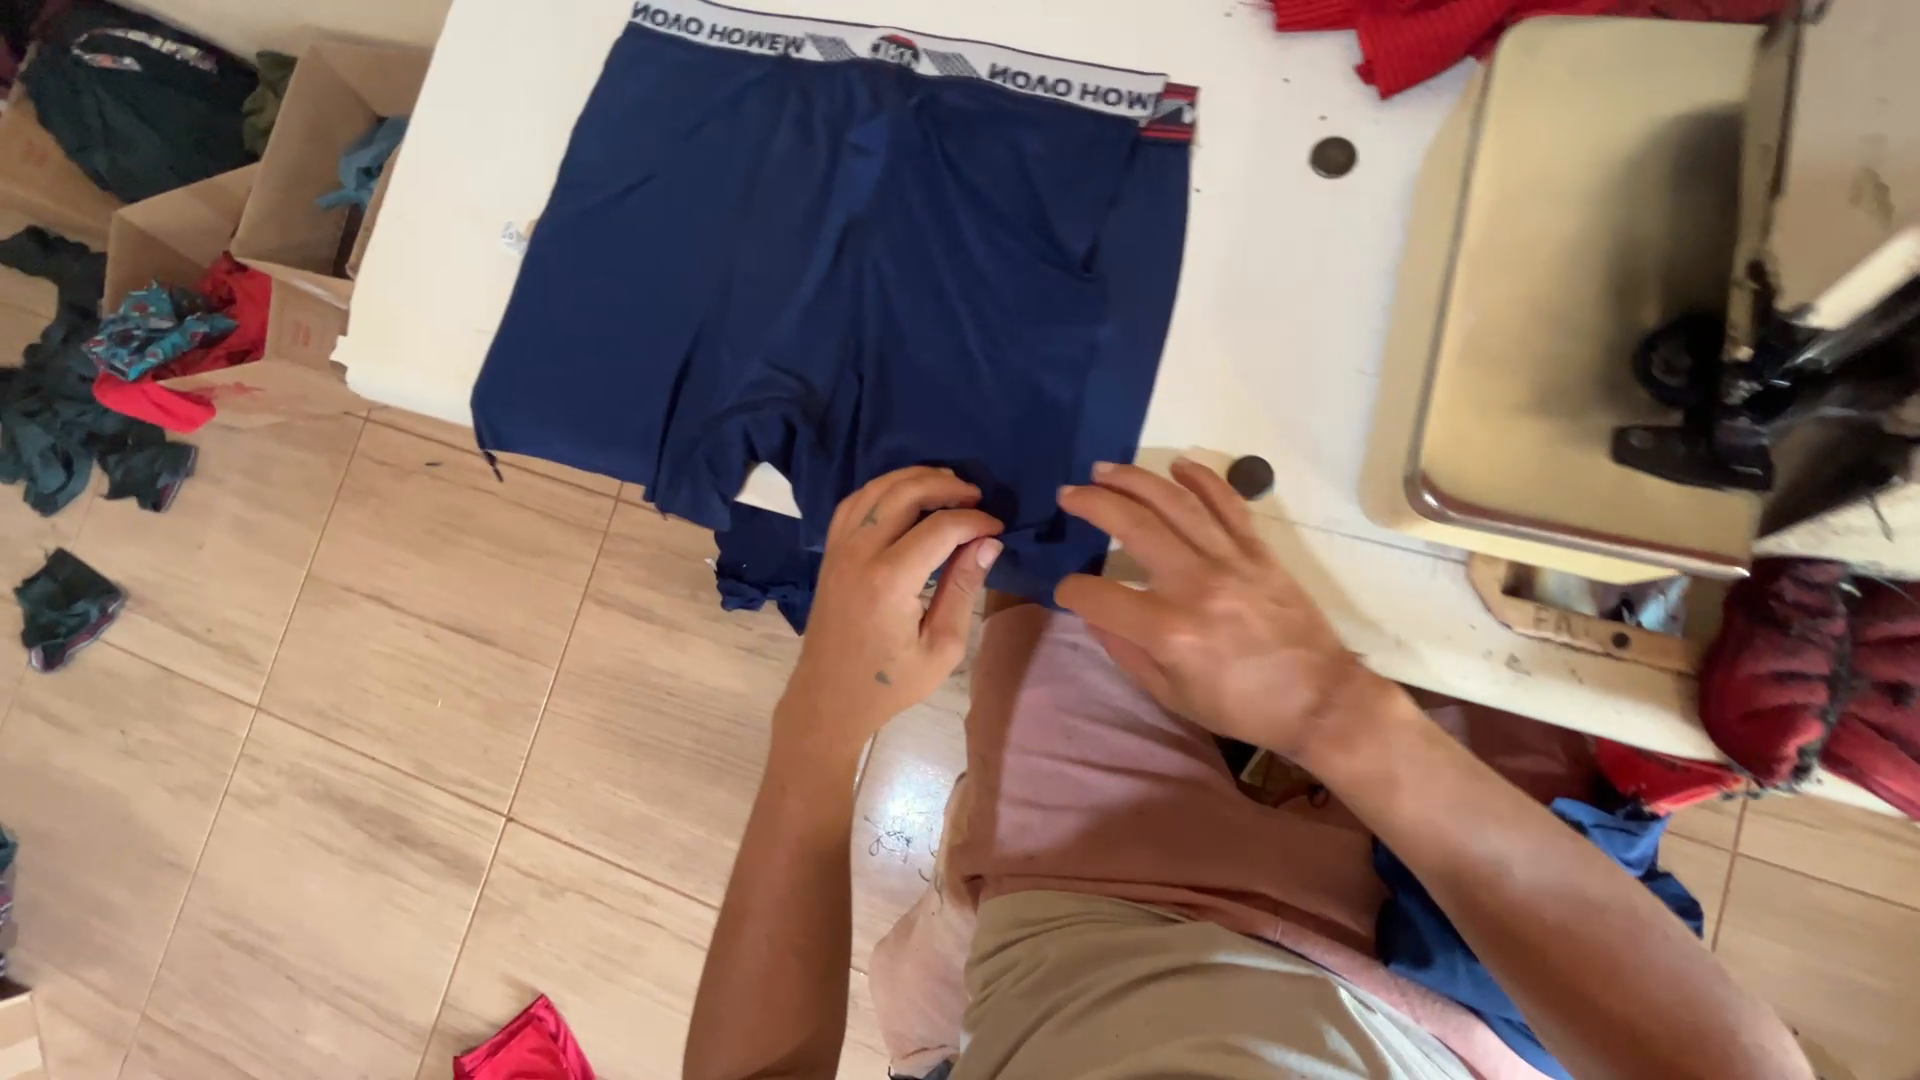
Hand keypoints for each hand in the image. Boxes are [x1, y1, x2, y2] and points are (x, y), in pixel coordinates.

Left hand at [777, 467, 1004, 755]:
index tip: (997, 528)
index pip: (941, 528)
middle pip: (905, 493)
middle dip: (946, 485)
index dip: (975, 520)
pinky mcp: (831, 553)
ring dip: (914, 479)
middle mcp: (860, 554)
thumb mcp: (942, 647)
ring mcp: (839, 549)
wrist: (829, 698)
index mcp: (890, 581)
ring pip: (876, 489)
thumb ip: (963, 589)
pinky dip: (883, 489)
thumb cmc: (890, 683)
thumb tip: (988, 544)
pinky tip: (906, 496)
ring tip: (947, 486)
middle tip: (976, 496)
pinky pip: (854, 503)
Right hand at [1055, 459, 1398, 765]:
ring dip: (1134, 480)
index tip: (1068, 592)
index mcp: (1169, 631)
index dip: (1072, 592)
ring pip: (1175, 504)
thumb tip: (1094, 615)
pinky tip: (1178, 464)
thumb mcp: (1171, 695)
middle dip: (1092, 504)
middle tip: (1068, 493)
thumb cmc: (1241, 707)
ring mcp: (1231, 561)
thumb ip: (1125, 652)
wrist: (1320, 701)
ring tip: (1104, 469)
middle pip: (1133, 526)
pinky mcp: (1259, 552)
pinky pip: (1228, 504)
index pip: (1098, 596)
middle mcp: (1196, 585)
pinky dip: (1203, 479)